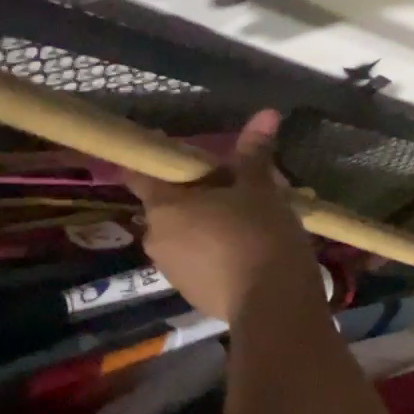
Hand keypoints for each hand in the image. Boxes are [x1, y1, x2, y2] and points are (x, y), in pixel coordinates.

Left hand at [123, 110, 323, 323]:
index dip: (161, 159)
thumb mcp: (262, 188)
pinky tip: (255, 249)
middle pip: (174, 203)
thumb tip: (265, 113)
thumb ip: (255, 153)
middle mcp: (156, 236)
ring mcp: (169, 267)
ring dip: (215, 221)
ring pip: (189, 232)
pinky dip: (221, 249)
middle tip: (249, 187)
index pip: (142, 173)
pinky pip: (200, 258)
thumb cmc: (261, 233)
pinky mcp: (189, 291)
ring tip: (258, 219)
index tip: (186, 152)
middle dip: (207, 192)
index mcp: (166, 206)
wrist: (271, 300)